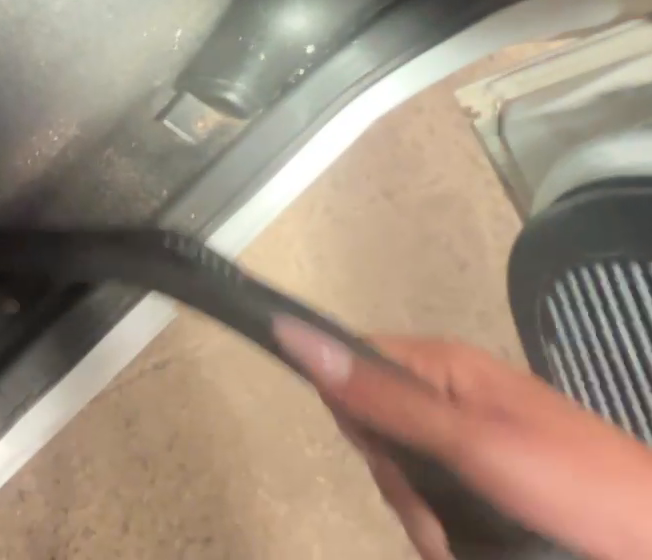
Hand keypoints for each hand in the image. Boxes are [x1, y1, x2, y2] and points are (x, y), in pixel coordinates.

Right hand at [275, 318, 651, 559]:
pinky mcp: (487, 473)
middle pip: (369, 417)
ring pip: (398, 460)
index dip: (348, 405)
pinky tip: (459, 541)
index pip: (348, 360)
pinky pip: (430, 486)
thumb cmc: (580, 490)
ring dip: (413, 504)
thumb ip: (383, 394)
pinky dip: (436, 518)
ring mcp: (469, 434)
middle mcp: (448, 390)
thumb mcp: (472, 442)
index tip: (379, 450)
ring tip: (452, 538)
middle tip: (429, 510)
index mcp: (442, 364)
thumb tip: (289, 331)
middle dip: (390, 473)